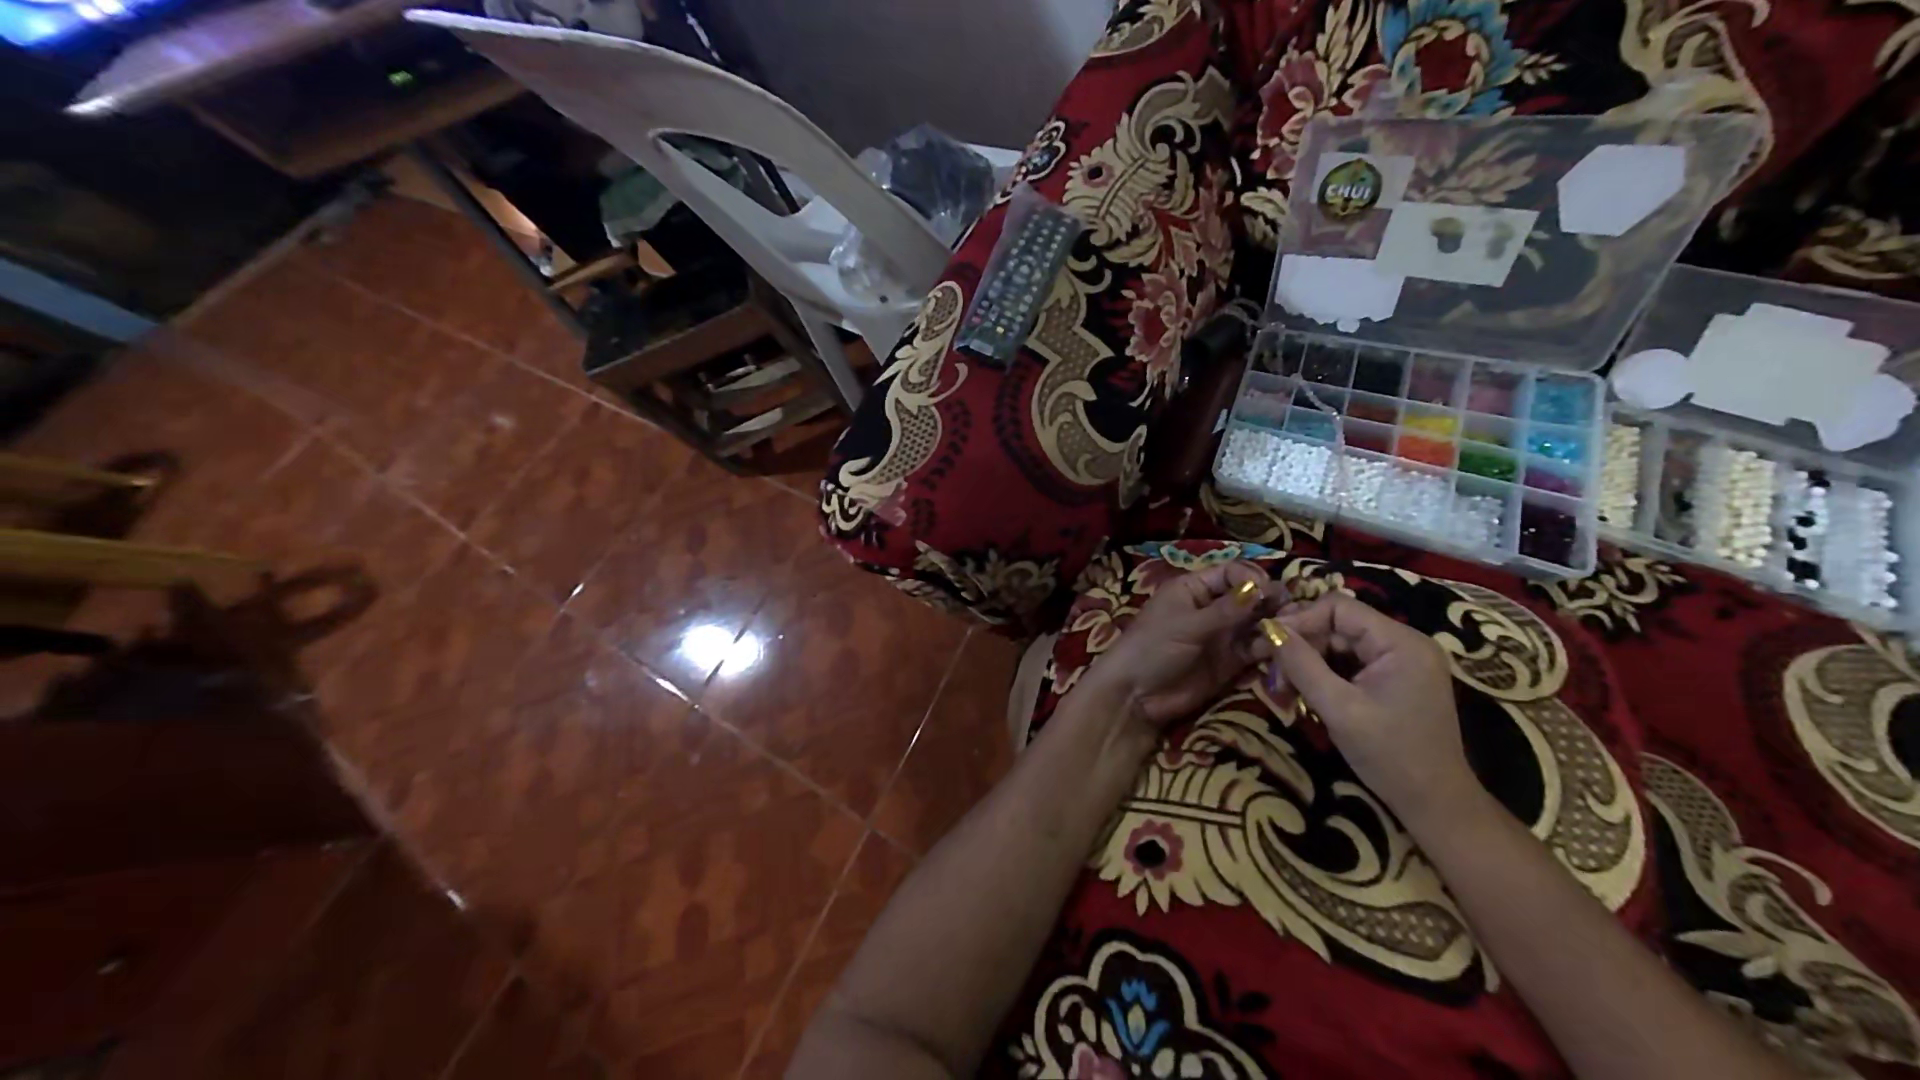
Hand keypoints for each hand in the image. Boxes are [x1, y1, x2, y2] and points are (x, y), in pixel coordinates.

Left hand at [1077, 561, 1285, 729]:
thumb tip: (1261, 587)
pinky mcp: (1230, 661)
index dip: (1252, 579)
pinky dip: (1270, 646)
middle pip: (1249, 596)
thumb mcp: (1187, 625)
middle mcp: (1211, 607)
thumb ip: (1225, 610)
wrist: (1135, 696)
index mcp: (1193, 588)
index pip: (1231, 572)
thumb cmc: (1152, 649)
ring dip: (1275, 623)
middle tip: (1291, 610)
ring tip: (1294, 628)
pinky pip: (1256, 648)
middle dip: (1270, 600)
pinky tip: (1282, 647)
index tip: (1268, 592)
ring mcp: (1222, 634)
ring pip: (1257, 622)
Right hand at [1267, 593, 1483, 822]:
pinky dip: (1322, 674)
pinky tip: (1301, 692)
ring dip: (1307, 662)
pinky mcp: (1393, 680)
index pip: (1339, 608)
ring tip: (1281, 688)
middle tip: (1268, 670)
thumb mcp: (1338, 708)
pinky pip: (1349, 663)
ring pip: (1339, 645)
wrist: (1434, 803)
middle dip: (1300, 645)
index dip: (1299, 619)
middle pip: (1337, 626)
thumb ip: (1302, 664)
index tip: (1267, 641)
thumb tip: (1268, 629)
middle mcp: (1404, 643)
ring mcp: (1400, 662)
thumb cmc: (1389, 754)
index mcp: (1401, 643)